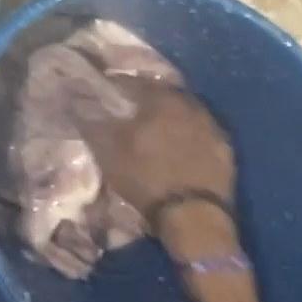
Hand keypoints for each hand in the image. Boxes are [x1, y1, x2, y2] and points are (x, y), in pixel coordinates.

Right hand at [71, 79, 233, 211]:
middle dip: (149, 97)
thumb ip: (91, 120)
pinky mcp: (226, 154)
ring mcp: (213, 131)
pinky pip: (203, 133)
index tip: (107, 91)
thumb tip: (75, 100)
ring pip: (187, 112)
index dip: (118, 85)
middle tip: (132, 107)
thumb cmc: (146, 176)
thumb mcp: (107, 148)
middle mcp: (191, 108)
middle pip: (166, 94)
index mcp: (162, 100)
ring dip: (172, 115)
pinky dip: (190, 134)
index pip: (136, 82)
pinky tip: (180, 144)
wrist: (194, 219)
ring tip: (156, 126)